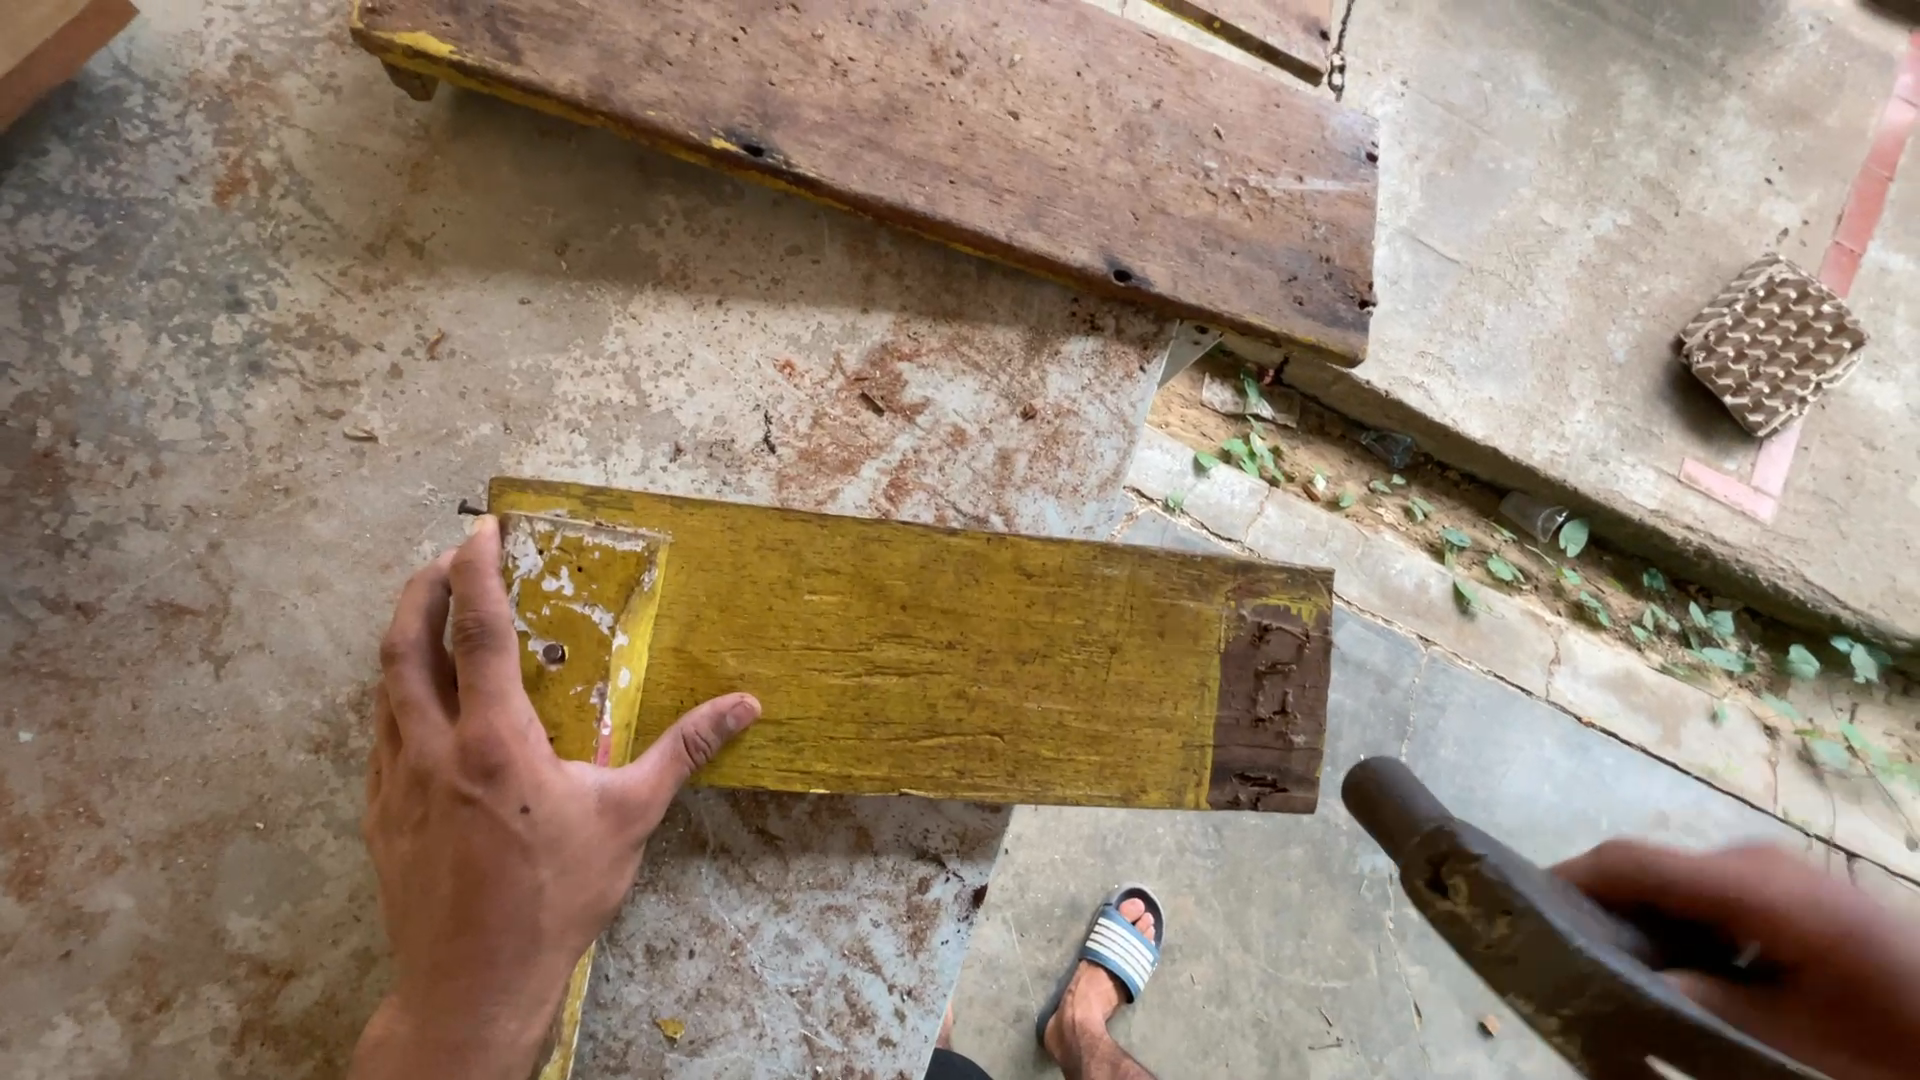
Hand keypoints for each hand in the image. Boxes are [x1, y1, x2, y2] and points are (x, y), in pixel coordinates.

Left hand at [350, 515, 760, 1079]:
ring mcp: (394, 781)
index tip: (481, 531)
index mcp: (494, 741)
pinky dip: (399, 690)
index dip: (476, 573)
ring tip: (435, 611)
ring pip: (383, 686)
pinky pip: (381, 730)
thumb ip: (685, 749)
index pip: (478, 634)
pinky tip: (427, 699)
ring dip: (405, 635)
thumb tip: (745, 705)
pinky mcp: (380, 812)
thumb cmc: (557, 894)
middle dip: (422, 588)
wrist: (472, 985)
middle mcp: (432, 748)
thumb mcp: (631, 815)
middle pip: (404, 645)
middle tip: (450, 556)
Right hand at [1555, 840, 1919, 1079]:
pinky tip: (1681, 958)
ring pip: (1673, 878)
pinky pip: (1707, 888)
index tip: (1521, 904)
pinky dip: (1678, 917)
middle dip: (1601, 904)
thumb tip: (1620, 978)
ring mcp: (1775, 867)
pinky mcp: (1791, 883)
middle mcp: (1753, 858)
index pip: (1626, 861)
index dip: (1566, 877)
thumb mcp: (1795, 1037)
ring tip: (1617, 959)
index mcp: (1751, 885)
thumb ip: (1698, 1001)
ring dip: (1640, 913)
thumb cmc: (1897, 1038)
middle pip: (1645, 866)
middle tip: (1570, 948)